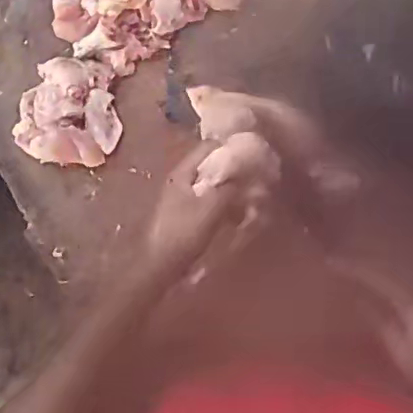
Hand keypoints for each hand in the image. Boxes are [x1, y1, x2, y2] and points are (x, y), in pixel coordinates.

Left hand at [139, 140, 240, 282]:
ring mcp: (180, 197)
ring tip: (247, 199)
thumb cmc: (184, 233)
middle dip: (231, 171)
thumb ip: (230, 188)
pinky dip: (221, 204)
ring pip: (209, 184)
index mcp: (183, 172)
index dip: (230, 149)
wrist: (160, 265)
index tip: (251, 158)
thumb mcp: (211, 208)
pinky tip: (234, 216)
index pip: (208, 147)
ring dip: (228, 190)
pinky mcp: (183, 214)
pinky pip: (206, 201)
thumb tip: (247, 175)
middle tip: (253, 180)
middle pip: (210, 165)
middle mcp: (180, 180)